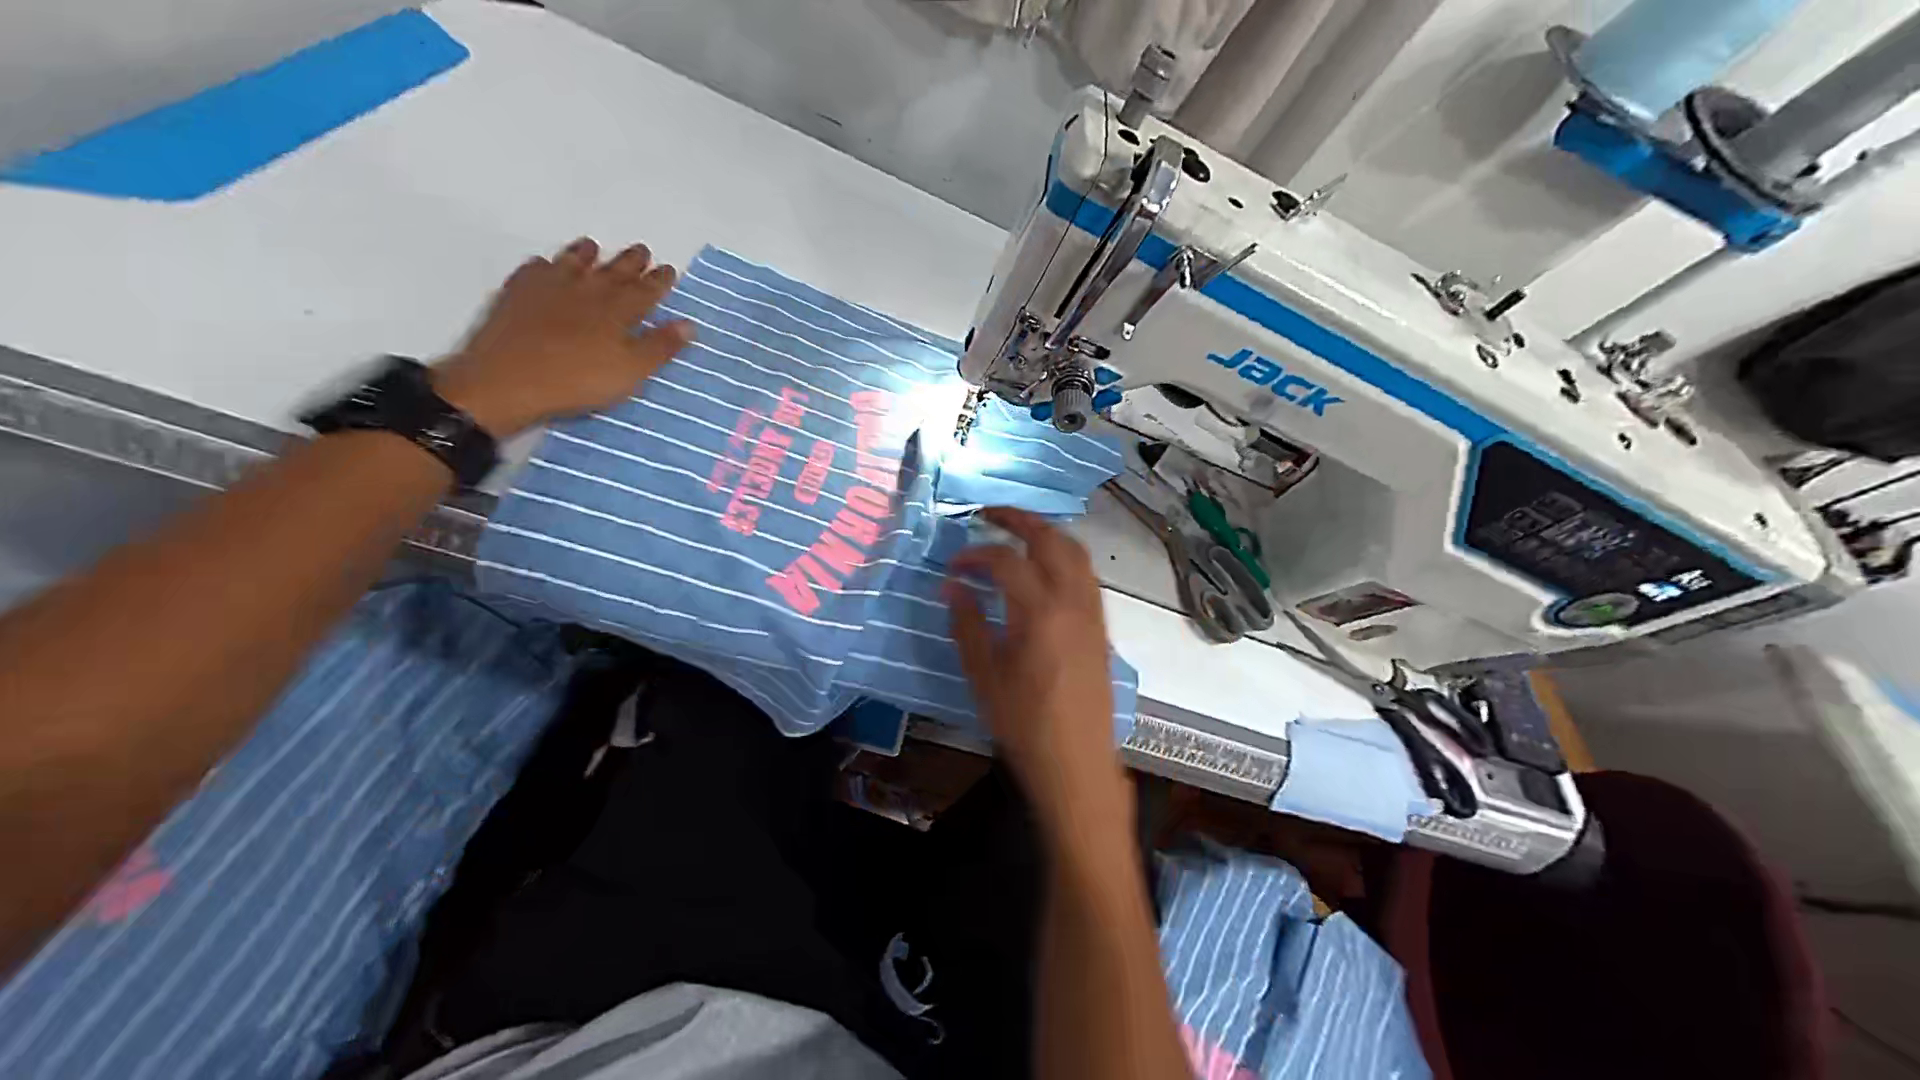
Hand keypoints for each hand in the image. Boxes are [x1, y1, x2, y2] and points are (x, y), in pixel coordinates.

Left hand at [432, 237, 694, 434]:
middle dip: (629, 262)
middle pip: (612, 272)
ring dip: (584, 255)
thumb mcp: (631, 371)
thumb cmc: (578, 380)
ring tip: (593, 246)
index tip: (669, 269)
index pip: (645, 291)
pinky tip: (543, 265)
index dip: (659, 281)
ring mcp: (548, 289)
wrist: (508, 380)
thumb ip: (660, 347)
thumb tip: (688, 323)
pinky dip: (542, 266)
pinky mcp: (517, 296)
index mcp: (618, 311)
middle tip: (641, 250)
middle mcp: (586, 292)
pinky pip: (533, 272)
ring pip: (572, 264)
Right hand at [946, 508, 1129, 839]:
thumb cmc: (1024, 724)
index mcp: (1039, 613)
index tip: (954, 565)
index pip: (1006, 561)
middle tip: (991, 514)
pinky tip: (1046, 570)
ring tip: (1020, 533)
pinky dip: (1066, 557)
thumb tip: (952, 586)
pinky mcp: (1102, 627)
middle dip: (1020, 520)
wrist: (1078, 763)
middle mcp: (1073, 602)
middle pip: (1051, 540)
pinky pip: (1087, 575)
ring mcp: (1093, 613)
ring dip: (1048, 534)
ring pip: (1077, 553)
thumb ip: (967, 624)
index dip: (976, 555)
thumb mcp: (984, 676)